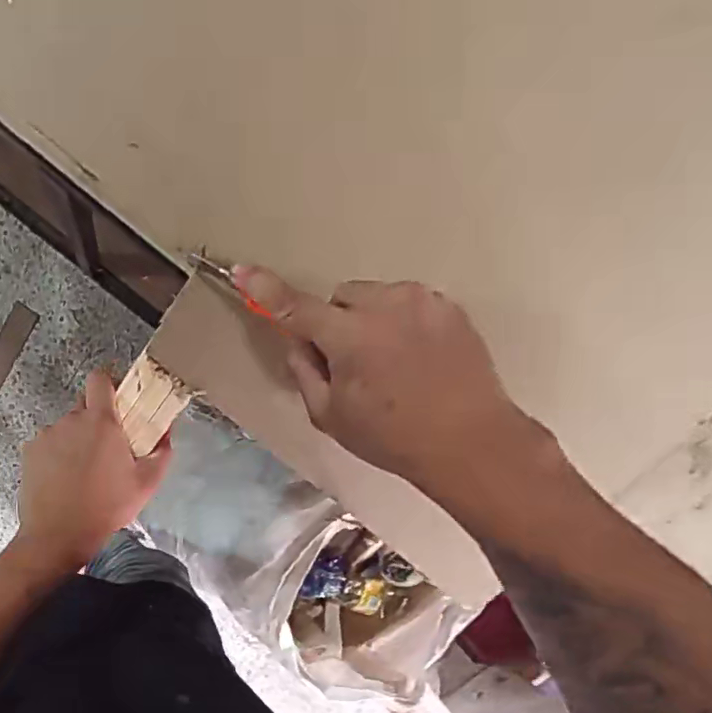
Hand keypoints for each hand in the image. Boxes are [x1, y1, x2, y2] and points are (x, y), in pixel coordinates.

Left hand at [13, 368, 172, 570]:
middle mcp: (70, 421)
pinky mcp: (30, 453)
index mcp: (101, 422)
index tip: (117, 399)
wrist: (58, 535)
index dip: (109, 384)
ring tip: (83, 474)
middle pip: (84, 407)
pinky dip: (56, 457)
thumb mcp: (146, 484)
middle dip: (96, 422)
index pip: (100, 379)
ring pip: (66, 429)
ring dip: (75, 442)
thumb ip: (161, 452)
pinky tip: (64, 481)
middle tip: (106, 451)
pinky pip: (48, 446)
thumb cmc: (105, 509)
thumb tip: (167, 433)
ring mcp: (46, 436)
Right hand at [235, 266, 542, 491]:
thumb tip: (298, 341)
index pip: (298, 309)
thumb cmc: (391, 437)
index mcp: (352, 337)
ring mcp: (423, 301)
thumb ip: (305, 372)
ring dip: (368, 321)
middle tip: (349, 366)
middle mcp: (387, 306)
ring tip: (388, 365)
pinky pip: (407, 304)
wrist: (468, 441)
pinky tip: (413, 360)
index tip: (243, 271)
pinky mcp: (449, 306)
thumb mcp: (330, 416)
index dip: (267, 291)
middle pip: (341, 298)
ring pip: (375, 298)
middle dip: (336, 324)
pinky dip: (399, 324)